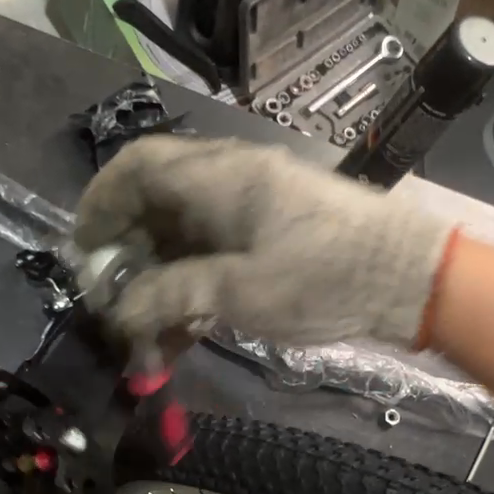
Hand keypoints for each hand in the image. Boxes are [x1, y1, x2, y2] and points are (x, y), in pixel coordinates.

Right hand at [74, 136, 457, 349]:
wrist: (410, 278)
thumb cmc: (326, 278)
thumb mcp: (240, 292)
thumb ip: (172, 296)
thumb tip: (120, 311)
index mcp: (219, 177)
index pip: (137, 166)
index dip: (100, 203)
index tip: (83, 248)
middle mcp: (230, 177)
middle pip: (155, 200)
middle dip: (127, 251)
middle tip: (113, 299)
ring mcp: (252, 201)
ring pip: (182, 229)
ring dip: (159, 274)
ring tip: (147, 327)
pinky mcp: (270, 226)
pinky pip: (212, 244)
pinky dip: (191, 279)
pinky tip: (185, 323)